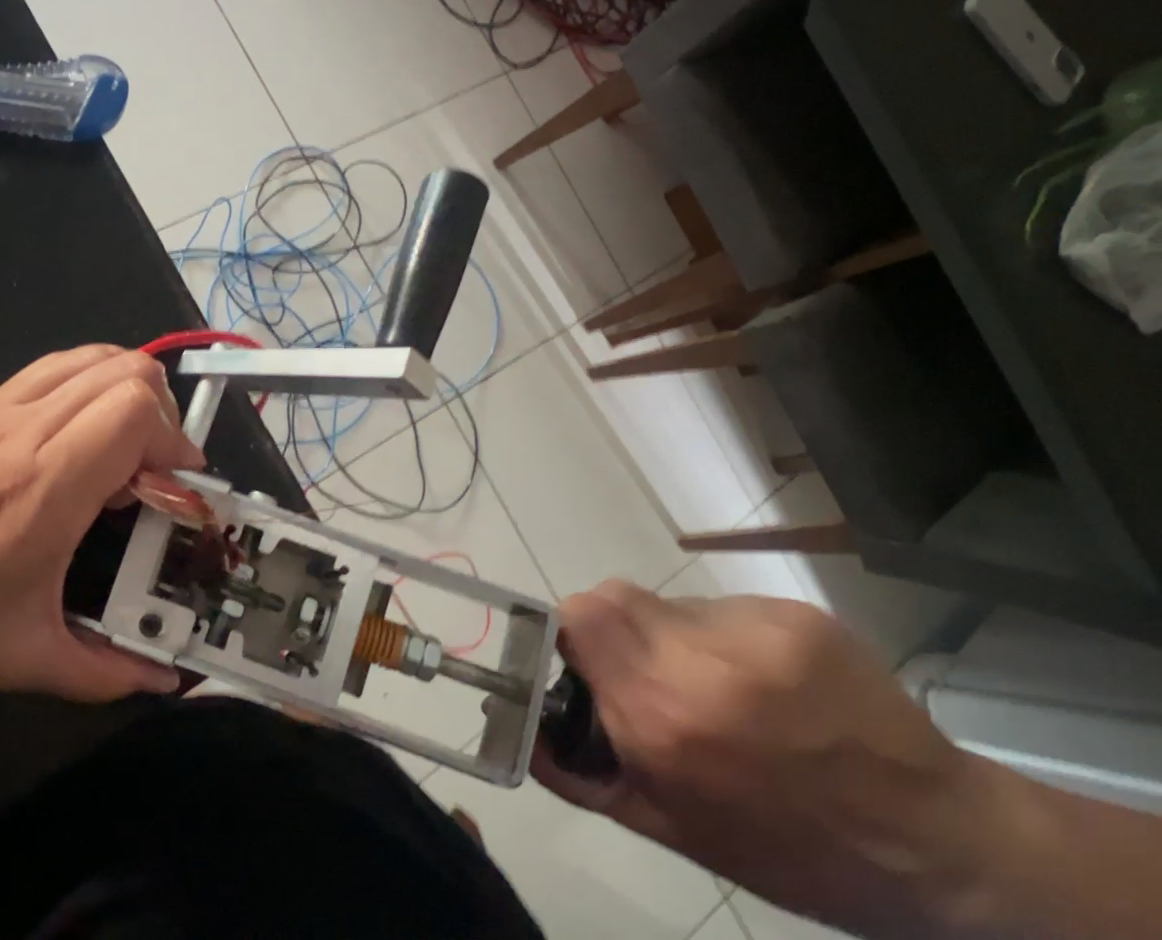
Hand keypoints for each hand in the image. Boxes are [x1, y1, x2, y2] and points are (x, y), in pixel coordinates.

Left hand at [0, 344, 203, 701]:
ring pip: (88, 357)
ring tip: (124, 456)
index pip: (136, 409)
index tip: (177, 493)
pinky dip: (86, 390)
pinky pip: (50, 371)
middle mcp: (22, 430)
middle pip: (125, 369)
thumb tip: (165, 678)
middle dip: (164, 417)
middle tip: (156, 479)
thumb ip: (106, 670)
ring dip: (126, 394)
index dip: (177, 442)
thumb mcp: (21, 658)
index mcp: (43, 485)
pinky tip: (73, 450)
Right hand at [533, 581, 998, 938]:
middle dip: (612, 632)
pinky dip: (723, 638)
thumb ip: (574, 769)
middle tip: (641, 677)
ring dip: (670, 637)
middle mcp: (704, 662)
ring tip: (718, 689)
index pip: (577, 616)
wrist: (933, 843)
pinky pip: (724, 609)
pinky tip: (762, 684)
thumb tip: (515, 721)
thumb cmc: (784, 850)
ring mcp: (758, 632)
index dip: (566, 633)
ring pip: (670, 603)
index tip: (580, 664)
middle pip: (613, 596)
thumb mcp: (663, 826)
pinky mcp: (799, 616)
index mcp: (662, 718)